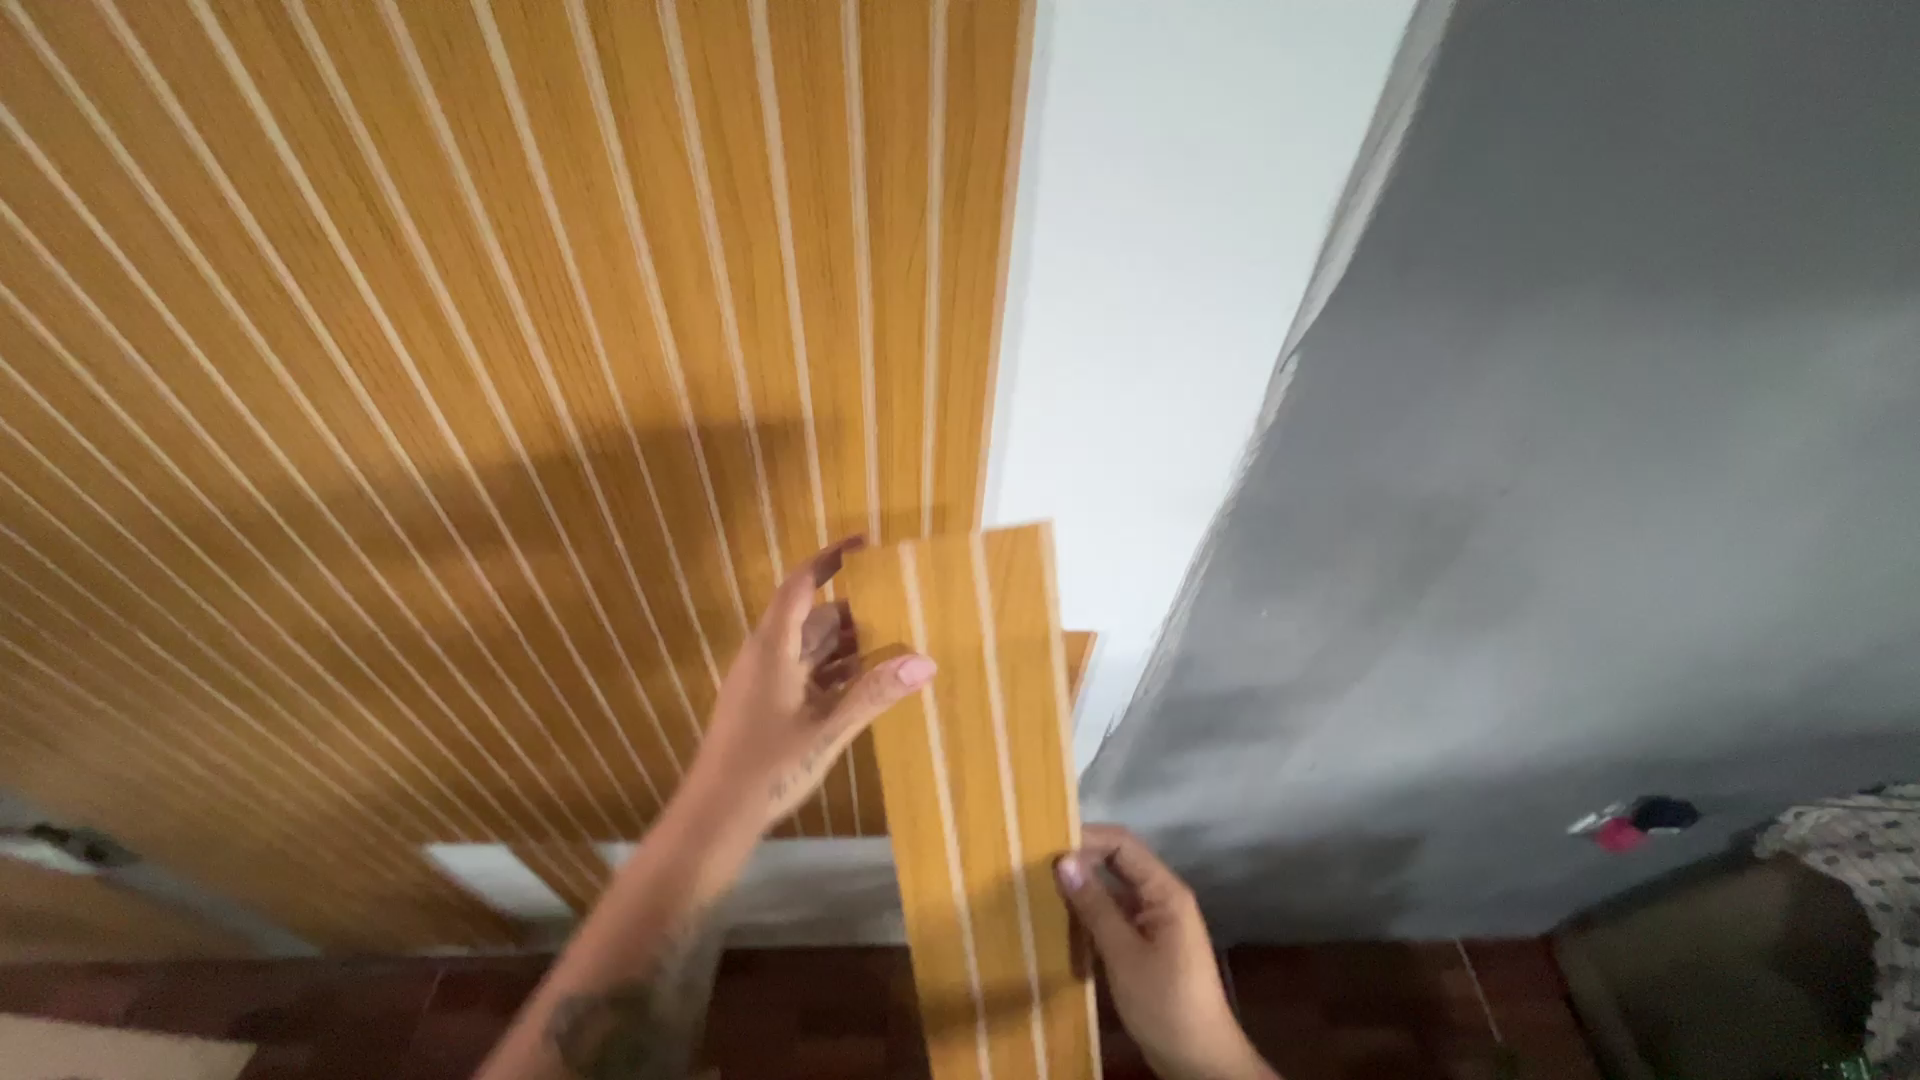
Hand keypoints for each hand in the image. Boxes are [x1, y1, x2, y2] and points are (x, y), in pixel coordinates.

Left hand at [687, 536, 936, 833]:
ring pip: (811, 647)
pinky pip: (807, 673)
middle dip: (856, 608)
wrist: (713, 816)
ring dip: (849, 644)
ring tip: (896, 642)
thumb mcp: (826, 730)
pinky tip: (867, 683)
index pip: (802, 584)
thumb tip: (925, 661)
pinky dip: (836, 672)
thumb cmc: (766, 768)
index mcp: (773, 647)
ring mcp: (765, 681)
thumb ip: (874, 693)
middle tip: (902, 604)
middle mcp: (767, 654)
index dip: (831, 559)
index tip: (866, 544)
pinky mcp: (768, 704)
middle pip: (813, 616)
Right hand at [1055, 825, 1276, 1079]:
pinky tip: (1063, 922)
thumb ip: (1095, 906)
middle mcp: (1161, 897)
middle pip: (1118, 862)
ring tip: (1042, 889)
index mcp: (1165, 891)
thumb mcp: (1124, 954)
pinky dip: (1091, 914)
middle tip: (1037, 865)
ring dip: (1083, 888)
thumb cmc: (1165, 1002)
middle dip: (1082, 860)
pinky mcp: (1147, 944)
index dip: (1087, 837)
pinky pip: (1115, 914)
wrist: (1200, 1061)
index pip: (1122, 844)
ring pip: (1114, 889)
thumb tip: (1062, 861)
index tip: (1047, 845)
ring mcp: (1155, 921)